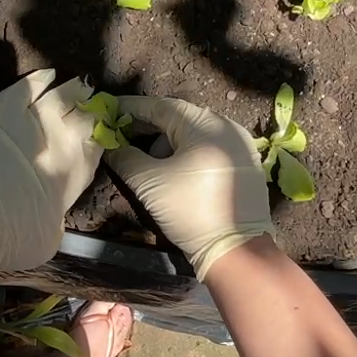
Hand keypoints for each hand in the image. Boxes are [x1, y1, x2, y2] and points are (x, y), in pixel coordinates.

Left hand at [0, 70, 100, 273]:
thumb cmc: (4, 238)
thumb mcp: (45, 240)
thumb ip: (54, 218)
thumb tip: (49, 212)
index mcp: (74, 173)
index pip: (96, 146)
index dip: (100, 137)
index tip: (99, 133)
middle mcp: (60, 141)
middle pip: (85, 115)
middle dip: (91, 108)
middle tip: (93, 103)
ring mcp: (29, 120)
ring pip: (60, 95)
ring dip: (72, 91)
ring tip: (78, 86)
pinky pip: (27, 86)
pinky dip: (40, 79)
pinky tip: (47, 75)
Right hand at [107, 95, 275, 279]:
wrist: (235, 250)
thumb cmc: (191, 211)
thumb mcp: (150, 183)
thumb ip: (126, 158)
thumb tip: (112, 147)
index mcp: (205, 125)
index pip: (160, 106)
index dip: (132, 109)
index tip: (111, 111)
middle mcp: (226, 127)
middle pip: (178, 117)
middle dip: (148, 127)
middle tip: (122, 134)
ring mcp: (240, 144)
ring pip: (193, 133)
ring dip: (166, 143)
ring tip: (148, 162)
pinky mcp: (245, 163)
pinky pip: (208, 147)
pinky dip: (186, 152)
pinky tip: (172, 169)